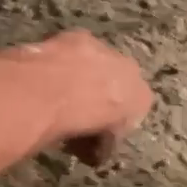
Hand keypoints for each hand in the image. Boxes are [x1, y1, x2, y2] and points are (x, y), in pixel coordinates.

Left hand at [10, 31, 153, 165]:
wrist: (63, 91)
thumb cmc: (88, 126)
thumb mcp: (99, 149)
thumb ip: (101, 145)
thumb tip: (91, 151)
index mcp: (143, 96)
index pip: (133, 110)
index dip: (114, 122)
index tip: (96, 133)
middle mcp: (131, 68)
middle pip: (116, 82)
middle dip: (100, 93)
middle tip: (77, 112)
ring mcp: (105, 49)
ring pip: (94, 64)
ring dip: (81, 75)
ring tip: (56, 94)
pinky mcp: (77, 35)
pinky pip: (71, 52)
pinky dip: (60, 62)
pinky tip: (43, 77)